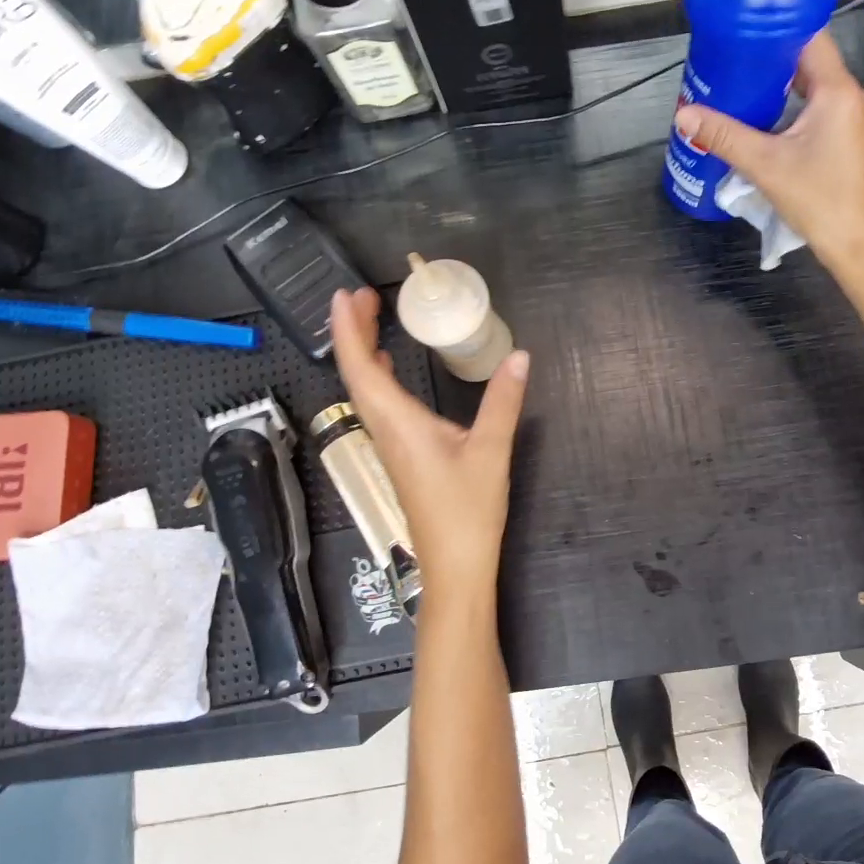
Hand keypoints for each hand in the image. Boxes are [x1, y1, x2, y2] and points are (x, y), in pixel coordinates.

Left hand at [329, 288, 529, 603]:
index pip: (362, 369)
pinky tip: (389, 369)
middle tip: (361, 296)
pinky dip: (377, 377)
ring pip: (365, 391)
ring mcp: (389, 445)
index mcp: (398, 425)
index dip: (349, 331)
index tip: (345, 297)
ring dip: (363, 353)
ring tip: (371, 321)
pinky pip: (377, 405)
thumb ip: (502, 402)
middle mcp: (385, 431)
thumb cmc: (468, 512)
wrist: (455, 567)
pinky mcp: (399, 457)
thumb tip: (518, 356)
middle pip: (357, 375)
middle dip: (353, 333)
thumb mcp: (492, 452)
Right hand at [673, 32, 863, 274]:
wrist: (859, 245)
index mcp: (838, 92)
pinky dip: (793, 114)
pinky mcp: (853, 144)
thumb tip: (684, 116)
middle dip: (770, 66)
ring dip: (780, 92)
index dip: (776, 31)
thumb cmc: (818, 200)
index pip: (809, 39)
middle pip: (809, 65)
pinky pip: (820, 115)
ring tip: (741, 97)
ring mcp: (856, 122)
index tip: (743, 34)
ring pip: (814, 93)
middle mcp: (853, 99)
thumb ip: (724, 136)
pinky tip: (767, 128)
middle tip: (731, 68)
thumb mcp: (765, 166)